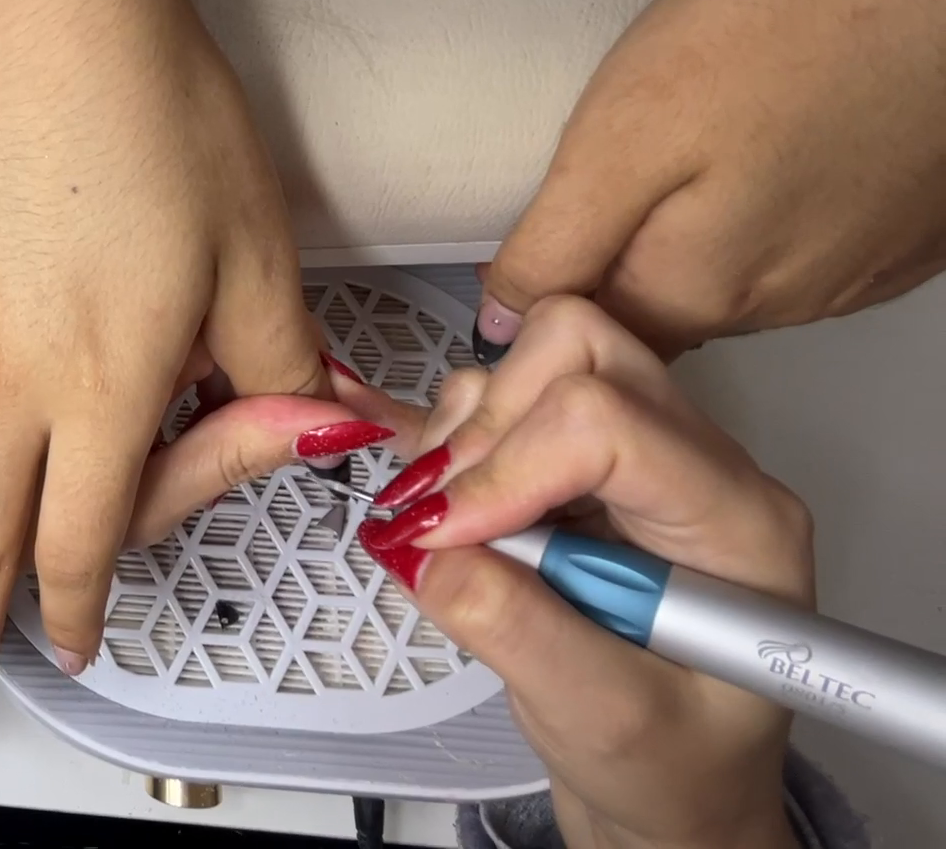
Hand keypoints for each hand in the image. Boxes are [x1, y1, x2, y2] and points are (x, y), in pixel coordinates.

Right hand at [350, 297, 810, 848]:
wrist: (663, 767)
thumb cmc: (663, 756)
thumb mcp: (602, 717)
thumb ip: (509, 626)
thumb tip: (412, 544)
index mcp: (729, 515)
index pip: (606, 421)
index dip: (504, 467)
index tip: (441, 534)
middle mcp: (683, 455)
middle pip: (575, 349)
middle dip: (482, 426)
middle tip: (440, 509)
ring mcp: (618, 443)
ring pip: (521, 359)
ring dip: (456, 430)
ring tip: (438, 512)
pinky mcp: (553, 451)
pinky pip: (484, 396)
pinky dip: (426, 421)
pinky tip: (385, 445)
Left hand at [475, 0, 945, 359]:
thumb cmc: (765, 37)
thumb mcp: (612, 149)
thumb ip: (553, 250)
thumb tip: (497, 324)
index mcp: (703, 295)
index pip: (592, 329)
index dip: (550, 287)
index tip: (545, 226)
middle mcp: (791, 306)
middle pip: (656, 309)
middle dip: (613, 262)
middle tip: (609, 177)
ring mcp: (862, 271)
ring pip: (723, 282)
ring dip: (685, 240)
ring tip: (683, 159)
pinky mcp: (911, 230)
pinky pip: (792, 249)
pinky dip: (757, 218)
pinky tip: (757, 157)